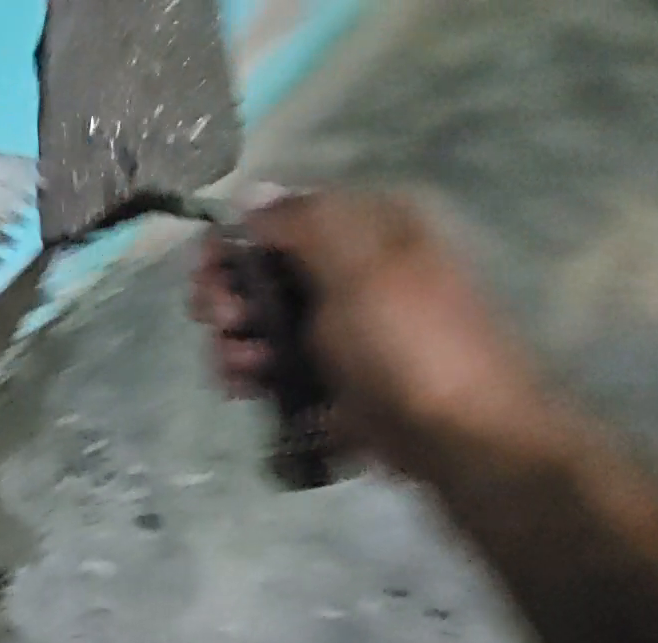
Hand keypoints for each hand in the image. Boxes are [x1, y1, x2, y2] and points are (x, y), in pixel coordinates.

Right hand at [190, 190, 548, 480]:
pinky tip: (243, 387)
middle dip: (227, 297)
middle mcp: (346, 270)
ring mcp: (332, 325)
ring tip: (240, 369)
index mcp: (366, 229)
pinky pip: (264, 361)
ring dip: (231, 342)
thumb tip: (249, 194)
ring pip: (253, 321)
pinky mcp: (319, 371)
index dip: (234, 242)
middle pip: (257, 271)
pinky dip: (245, 371)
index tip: (205, 270)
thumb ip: (303, 224)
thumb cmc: (409, 344)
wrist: (452, 434)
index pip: (279, 218)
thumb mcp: (360, 270)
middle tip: (223, 323)